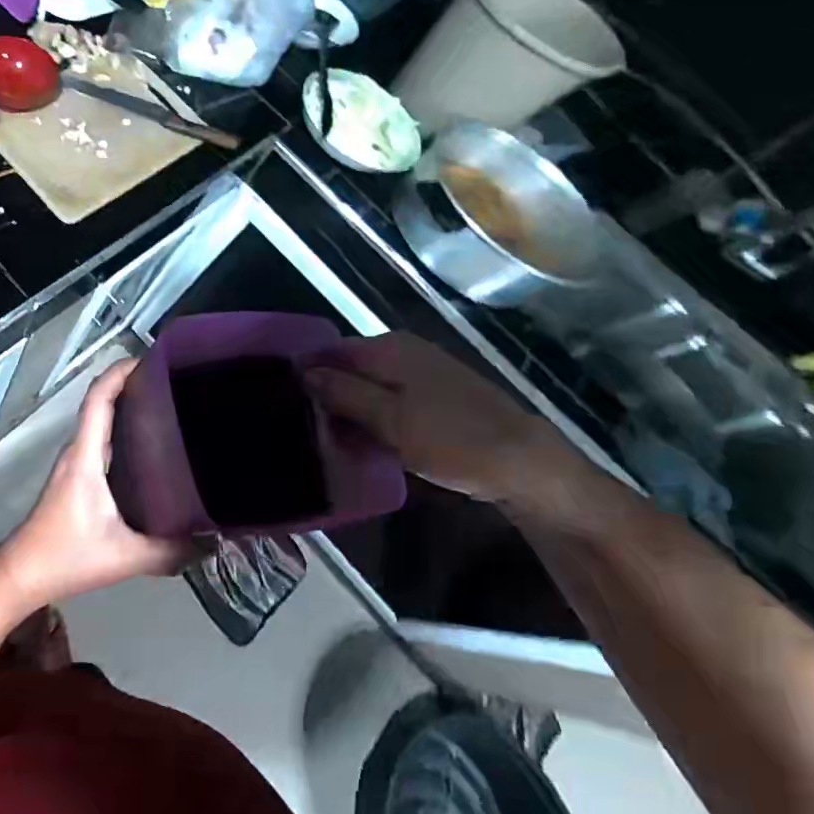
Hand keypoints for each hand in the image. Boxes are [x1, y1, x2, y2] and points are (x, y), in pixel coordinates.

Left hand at [0, 359, 196, 605]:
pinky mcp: (75, 477)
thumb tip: (211, 539)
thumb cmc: (67, 556)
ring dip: (127, 408)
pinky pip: (100, 440)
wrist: (23, 573)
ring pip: (100, 421)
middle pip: (101, 403)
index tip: (150, 360)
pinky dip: (121, 431)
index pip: (98, 398)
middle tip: (174, 385)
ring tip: (169, 409)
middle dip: (133, 386)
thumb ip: (170, 550)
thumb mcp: (125, 556)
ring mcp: (74, 463)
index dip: (120, 373)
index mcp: (85, 457)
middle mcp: (77, 451)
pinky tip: (149, 448)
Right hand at [304, 333, 593, 513]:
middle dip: (325, 397)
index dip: (305, 375)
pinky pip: (388, 402)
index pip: (329, 351)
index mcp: (388, 347)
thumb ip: (343, 393)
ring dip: (349, 412)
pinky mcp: (434, 397)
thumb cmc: (454, 440)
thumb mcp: (390, 420)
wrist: (527, 466)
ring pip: (367, 387)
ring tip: (330, 443)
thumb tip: (304, 372)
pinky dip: (373, 420)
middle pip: (347, 368)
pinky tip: (366, 445)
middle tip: (306, 432)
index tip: (286, 404)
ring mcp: (421, 373)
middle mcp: (402, 351)